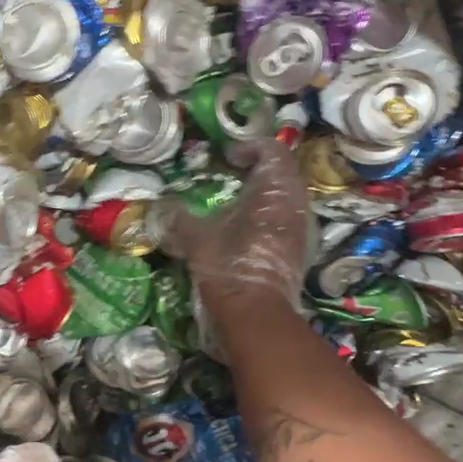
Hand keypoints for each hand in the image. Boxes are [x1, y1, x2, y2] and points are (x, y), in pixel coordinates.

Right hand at [172, 138, 310, 312]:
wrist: (256, 314)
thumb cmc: (229, 266)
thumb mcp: (196, 239)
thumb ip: (179, 220)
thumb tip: (161, 210)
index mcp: (275, 191)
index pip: (273, 151)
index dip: (250, 147)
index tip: (228, 156)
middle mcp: (295, 205)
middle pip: (283, 174)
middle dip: (258, 170)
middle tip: (232, 175)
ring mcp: (301, 230)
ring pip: (286, 199)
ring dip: (263, 196)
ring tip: (236, 204)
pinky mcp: (297, 252)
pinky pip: (285, 221)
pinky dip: (266, 218)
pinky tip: (244, 232)